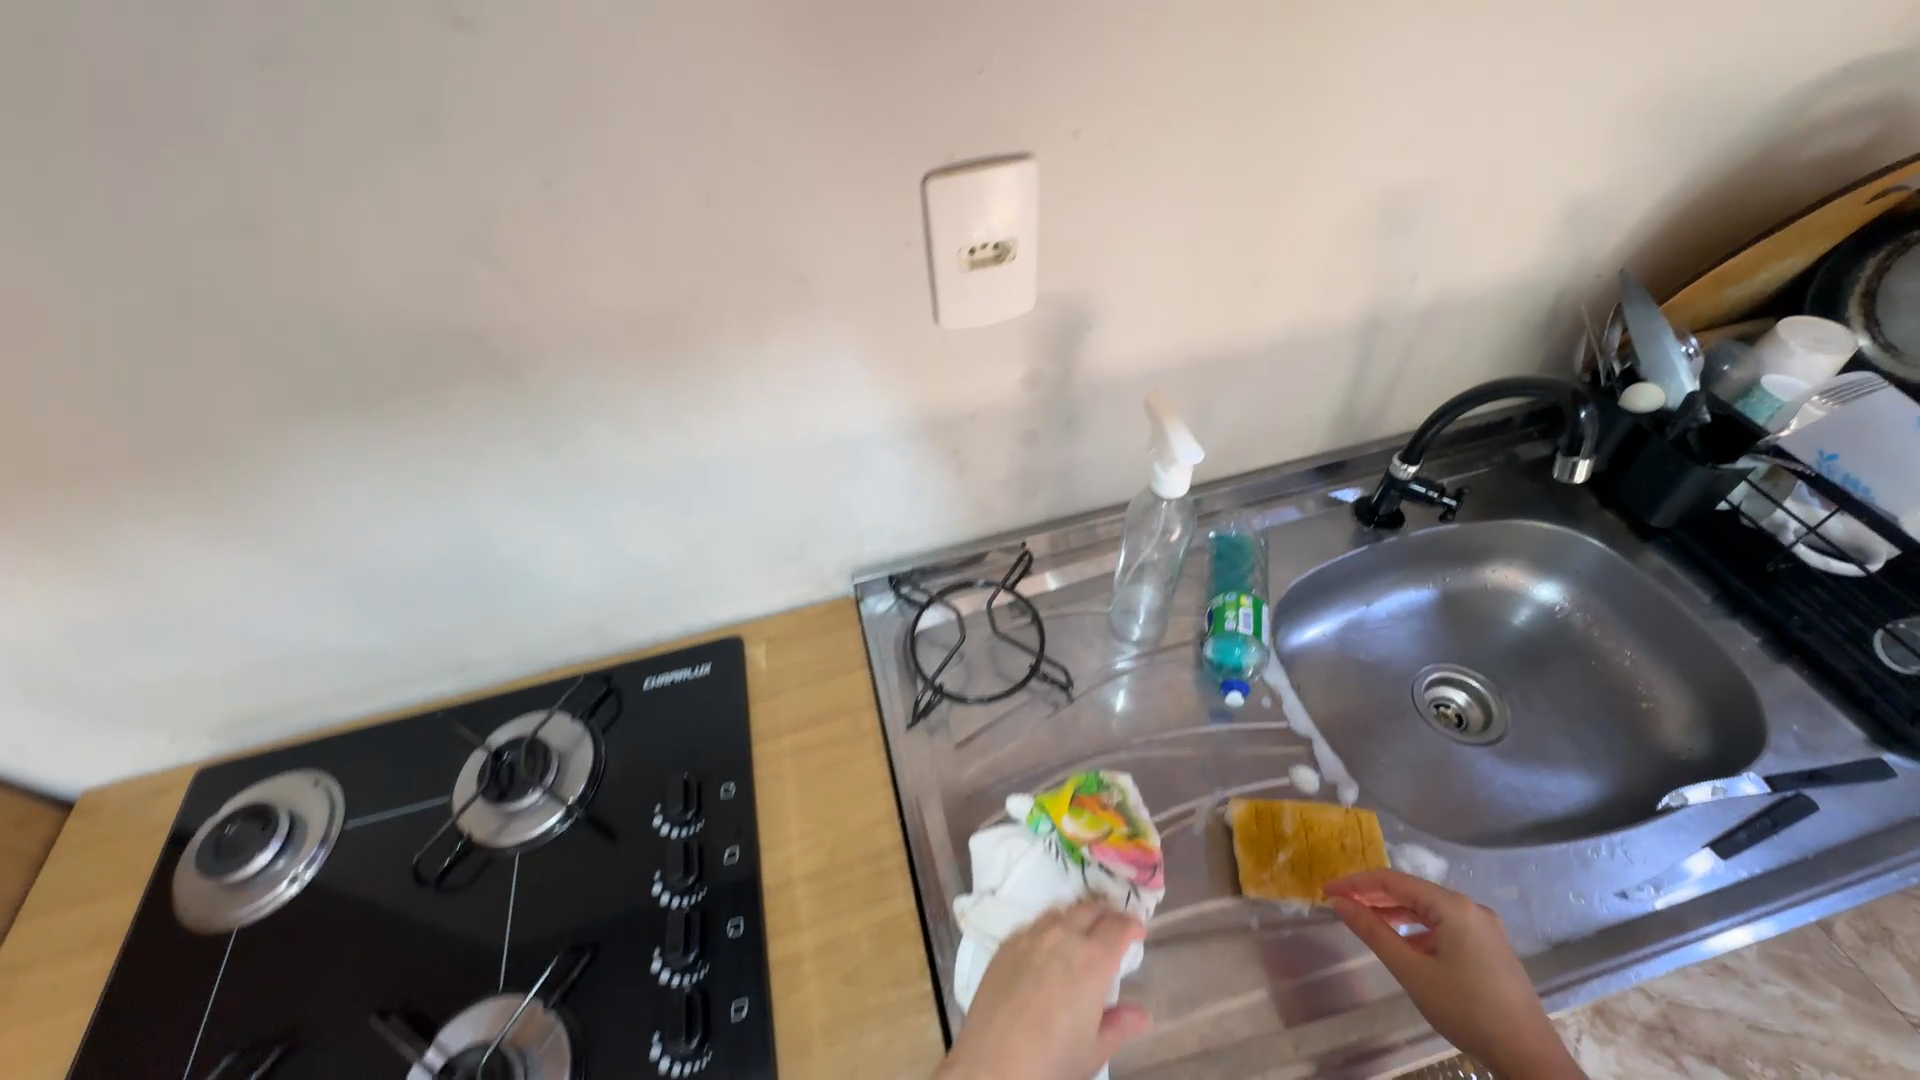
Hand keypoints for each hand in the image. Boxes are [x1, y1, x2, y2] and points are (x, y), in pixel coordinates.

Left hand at [935, 902, 1151, 1079]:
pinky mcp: (1005, 946)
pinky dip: (1049, 927)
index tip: (1138, 932)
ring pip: (1060, 912)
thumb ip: (1119, 1025)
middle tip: (1114, 929)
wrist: (992, 1066)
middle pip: (1089, 909)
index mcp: (1092, 960)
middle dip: (1106, 914)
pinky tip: (1047, 946)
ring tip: (1082, 932)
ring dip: (1076, 917)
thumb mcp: (1094, 1050)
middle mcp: (1062, 938)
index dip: (1132, 925)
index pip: (1118, 926)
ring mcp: (1030, 938)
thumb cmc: (1052, 1062)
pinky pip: (1033, 925)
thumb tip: (1141, 1014)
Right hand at [1326, 869, 1585, 1079]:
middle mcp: (1470, 908)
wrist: (1528, 1054)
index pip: (1392, 881)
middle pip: (1411, 891)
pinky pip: (1444, 925)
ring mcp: (1484, 927)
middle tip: (1339, 905)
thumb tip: (1339, 903)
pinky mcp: (1489, 946)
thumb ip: (1373, 931)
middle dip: (1373, 896)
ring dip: (1394, 913)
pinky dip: (1417, 929)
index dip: (1355, 883)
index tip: (1326, 891)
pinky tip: (1404, 946)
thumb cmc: (1466, 1008)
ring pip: (1428, 909)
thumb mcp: (1411, 970)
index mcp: (1452, 906)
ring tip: (1365, 923)